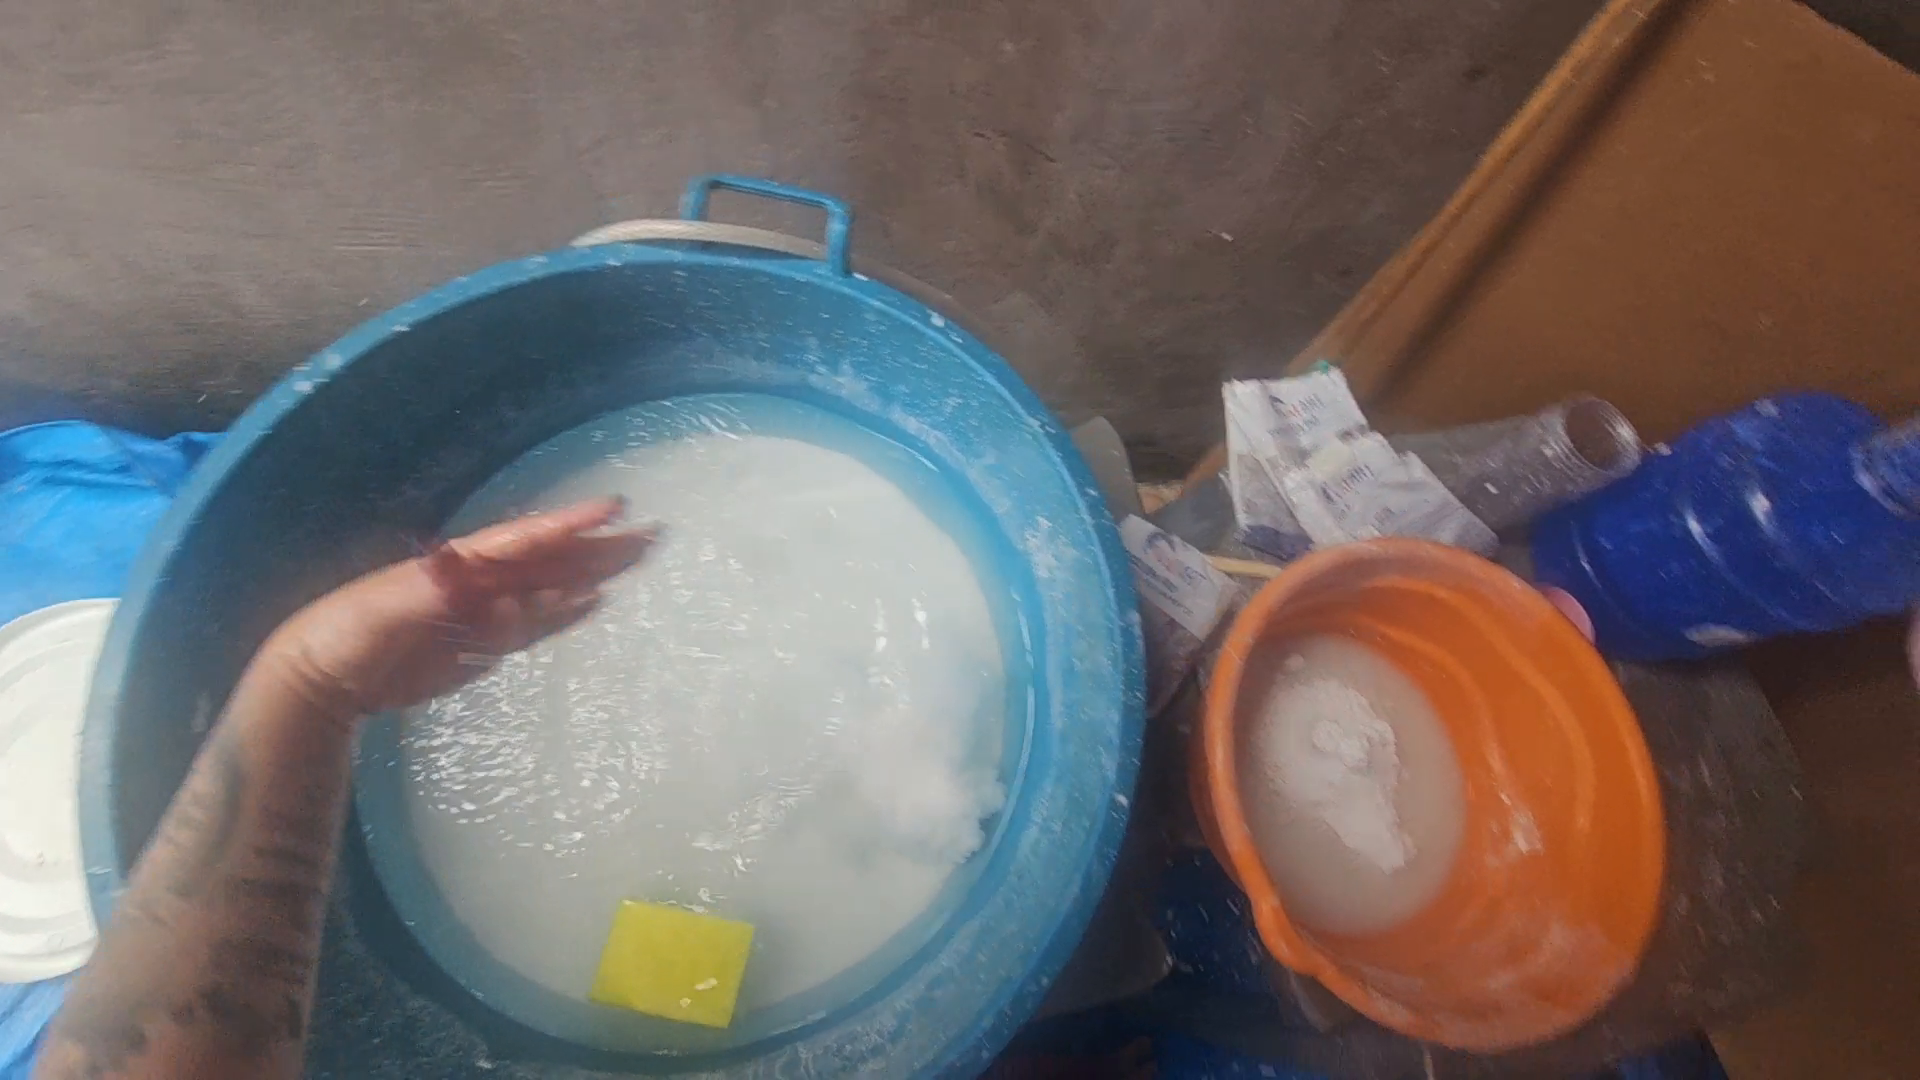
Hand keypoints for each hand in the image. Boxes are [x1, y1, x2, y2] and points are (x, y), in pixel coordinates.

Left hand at [258, 497, 654, 718]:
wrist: (326, 676)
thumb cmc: (351, 634)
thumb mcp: (384, 611)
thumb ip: (441, 596)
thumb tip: (500, 596)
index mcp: (464, 564)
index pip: (529, 539)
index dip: (572, 524)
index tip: (614, 507)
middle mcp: (487, 580)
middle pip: (554, 559)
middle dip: (601, 546)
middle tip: (649, 535)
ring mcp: (492, 610)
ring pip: (555, 586)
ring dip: (594, 573)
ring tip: (634, 561)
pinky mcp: (490, 640)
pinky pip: (541, 621)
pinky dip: (569, 611)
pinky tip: (594, 601)